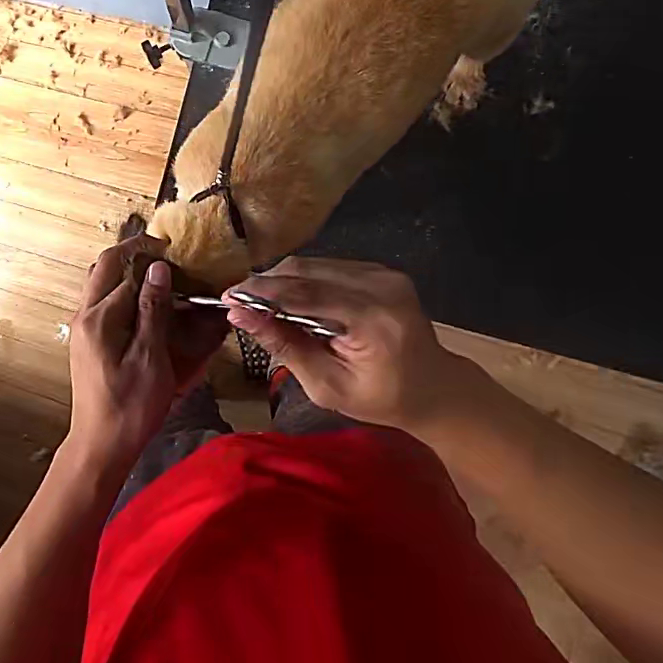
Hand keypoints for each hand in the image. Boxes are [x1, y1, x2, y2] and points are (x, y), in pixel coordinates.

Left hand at [66, 236, 228, 468]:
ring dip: (127, 269)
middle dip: (134, 252)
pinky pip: (103, 300)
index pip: (123, 267)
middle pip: (104, 266)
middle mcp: (85, 316)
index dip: (150, 254)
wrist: (102, 446)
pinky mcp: (88, 339)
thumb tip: (159, 268)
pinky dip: (124, 290)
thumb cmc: (131, 406)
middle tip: (166, 253)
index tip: (176, 251)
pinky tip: (148, 301)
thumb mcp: (151, 358)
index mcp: (100, 318)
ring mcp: (83, 327)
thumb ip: (153, 310)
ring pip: (101, 281)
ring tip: (159, 273)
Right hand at [225, 257, 494, 434]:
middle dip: (268, 282)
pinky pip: (331, 267)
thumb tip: (242, 317)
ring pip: (317, 263)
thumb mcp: (328, 386)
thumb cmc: (382, 399)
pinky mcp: (382, 271)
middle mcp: (382, 286)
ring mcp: (385, 274)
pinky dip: (305, 280)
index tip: (228, 298)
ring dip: (283, 279)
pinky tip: (289, 298)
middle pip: (310, 269)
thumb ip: (287, 347)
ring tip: (257, 300)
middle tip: (237, 299)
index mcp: (374, 320)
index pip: (308, 294)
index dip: (263, 294)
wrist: (434, 387)